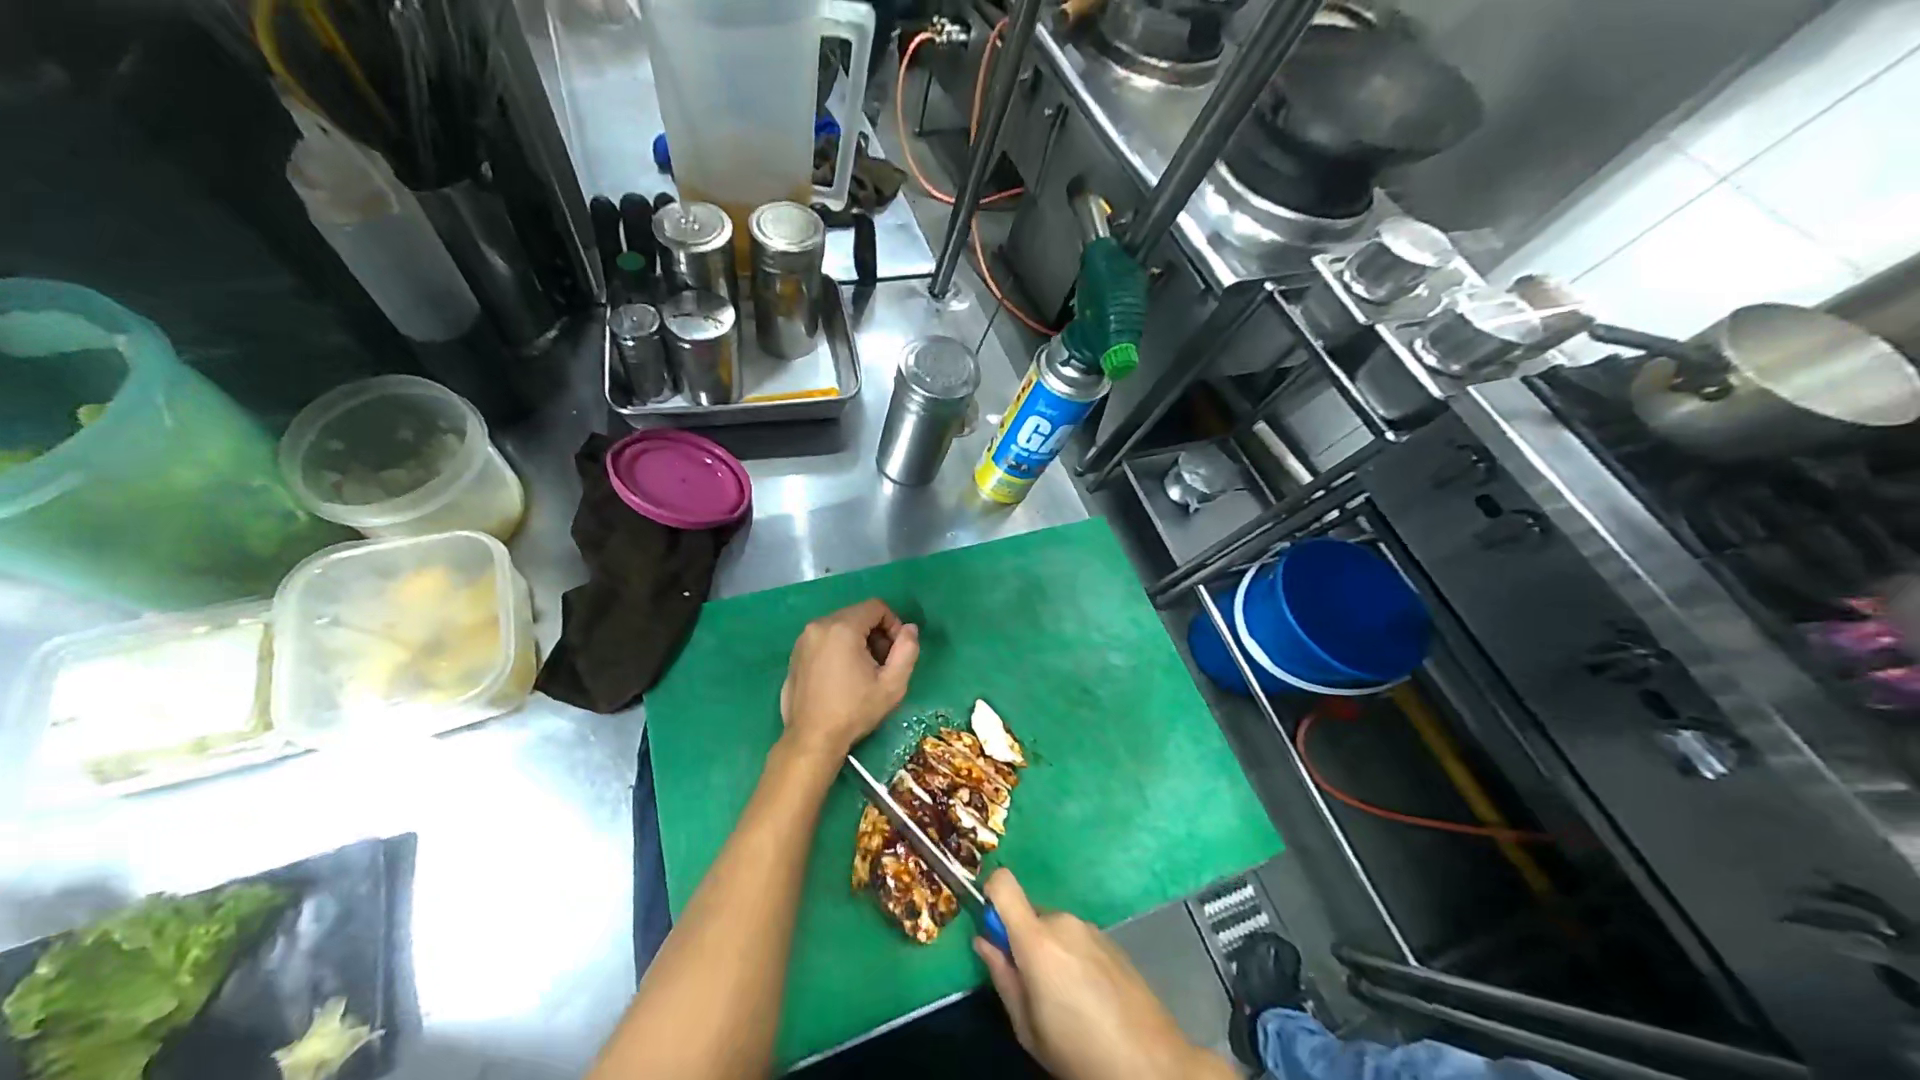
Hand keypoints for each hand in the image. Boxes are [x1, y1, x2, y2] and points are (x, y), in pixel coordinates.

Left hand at [779, 599, 919, 757]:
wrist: (812, 739)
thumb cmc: (854, 711)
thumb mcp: (892, 684)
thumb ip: (907, 650)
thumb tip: (909, 629)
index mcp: (842, 628)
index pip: (876, 607)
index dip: (893, 624)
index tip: (897, 651)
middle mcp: (818, 626)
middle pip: (858, 615)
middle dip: (876, 634)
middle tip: (882, 663)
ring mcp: (803, 640)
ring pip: (841, 626)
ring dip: (858, 641)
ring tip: (863, 672)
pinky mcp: (795, 654)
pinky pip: (825, 639)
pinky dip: (839, 648)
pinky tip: (843, 677)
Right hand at [975, 870, 1232, 1079]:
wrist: (1152, 1065)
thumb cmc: (1078, 1051)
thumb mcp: (1027, 1027)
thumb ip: (1002, 976)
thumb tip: (984, 941)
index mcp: (1037, 939)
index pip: (1004, 883)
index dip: (990, 894)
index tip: (990, 926)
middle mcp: (1064, 922)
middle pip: (1029, 914)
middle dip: (1023, 940)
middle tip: (1031, 985)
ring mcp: (1091, 928)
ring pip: (1053, 928)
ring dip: (1049, 950)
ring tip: (1064, 997)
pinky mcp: (1112, 940)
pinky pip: (1077, 938)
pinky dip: (1072, 956)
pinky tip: (1088, 995)